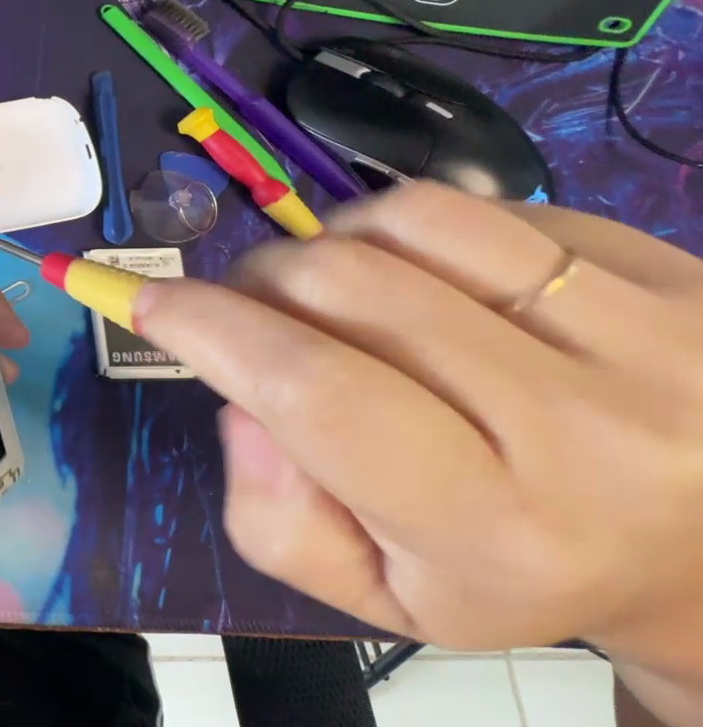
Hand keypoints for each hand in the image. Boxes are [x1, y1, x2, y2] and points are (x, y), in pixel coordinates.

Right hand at [135, 181, 702, 676]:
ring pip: (408, 219)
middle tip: (243, 305)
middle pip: (346, 285)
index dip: (209, 329)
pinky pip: (482, 208)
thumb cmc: (507, 571)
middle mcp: (592, 430)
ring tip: (334, 286)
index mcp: (500, 528)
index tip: (147, 302)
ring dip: (328, 240)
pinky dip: (408, 231)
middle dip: (254, 279)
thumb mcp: (372, 588)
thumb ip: (270, 511)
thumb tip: (239, 400)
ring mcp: (652, 337)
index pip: (318, 392)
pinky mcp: (675, 270)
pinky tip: (426, 281)